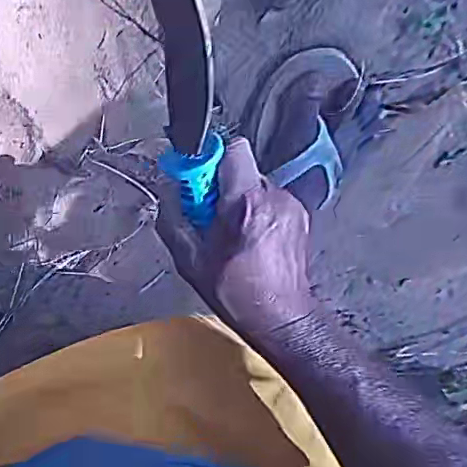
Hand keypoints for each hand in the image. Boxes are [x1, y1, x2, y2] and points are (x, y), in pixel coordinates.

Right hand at [154, 139, 316, 337]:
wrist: (280, 316)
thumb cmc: (236, 291)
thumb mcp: (189, 258)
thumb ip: (173, 219)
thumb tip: (166, 194)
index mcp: (247, 202)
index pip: (231, 150)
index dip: (206, 161)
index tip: (192, 184)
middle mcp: (275, 196)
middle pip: (238, 169)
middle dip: (216, 187)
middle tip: (203, 217)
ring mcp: (292, 205)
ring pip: (252, 185)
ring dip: (234, 200)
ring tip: (225, 233)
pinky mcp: (299, 216)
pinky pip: (267, 200)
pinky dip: (251, 211)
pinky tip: (243, 239)